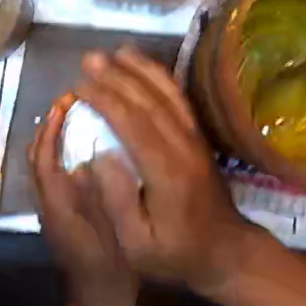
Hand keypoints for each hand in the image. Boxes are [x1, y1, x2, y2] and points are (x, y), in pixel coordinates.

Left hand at [33, 93, 136, 305]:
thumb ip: (100, 195)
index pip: (44, 159)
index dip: (51, 128)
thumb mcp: (114, 232)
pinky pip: (57, 176)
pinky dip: (65, 153)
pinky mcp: (64, 217)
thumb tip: (90, 157)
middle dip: (52, 126)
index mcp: (59, 207)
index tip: (67, 100)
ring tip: (83, 115)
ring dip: (57, 138)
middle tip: (78, 100)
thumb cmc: (112, 270)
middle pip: (39, 158)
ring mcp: (55, 213)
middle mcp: (50, 206)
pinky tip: (91, 146)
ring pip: (46, 166)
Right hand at [75, 47, 269, 294]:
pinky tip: (147, 68)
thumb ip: (116, 200)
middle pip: (149, 101)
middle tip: (89, 59)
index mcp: (166, 171)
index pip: (133, 123)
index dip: (106, 100)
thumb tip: (96, 156)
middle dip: (118, 76)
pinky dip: (162, 78)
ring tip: (116, 51)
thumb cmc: (175, 254)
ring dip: (141, 69)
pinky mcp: (200, 136)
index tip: (80, 87)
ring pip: (168, 93)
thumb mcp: (137, 244)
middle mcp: (184, 145)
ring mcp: (195, 138)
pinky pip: (180, 99)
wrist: (225, 250)